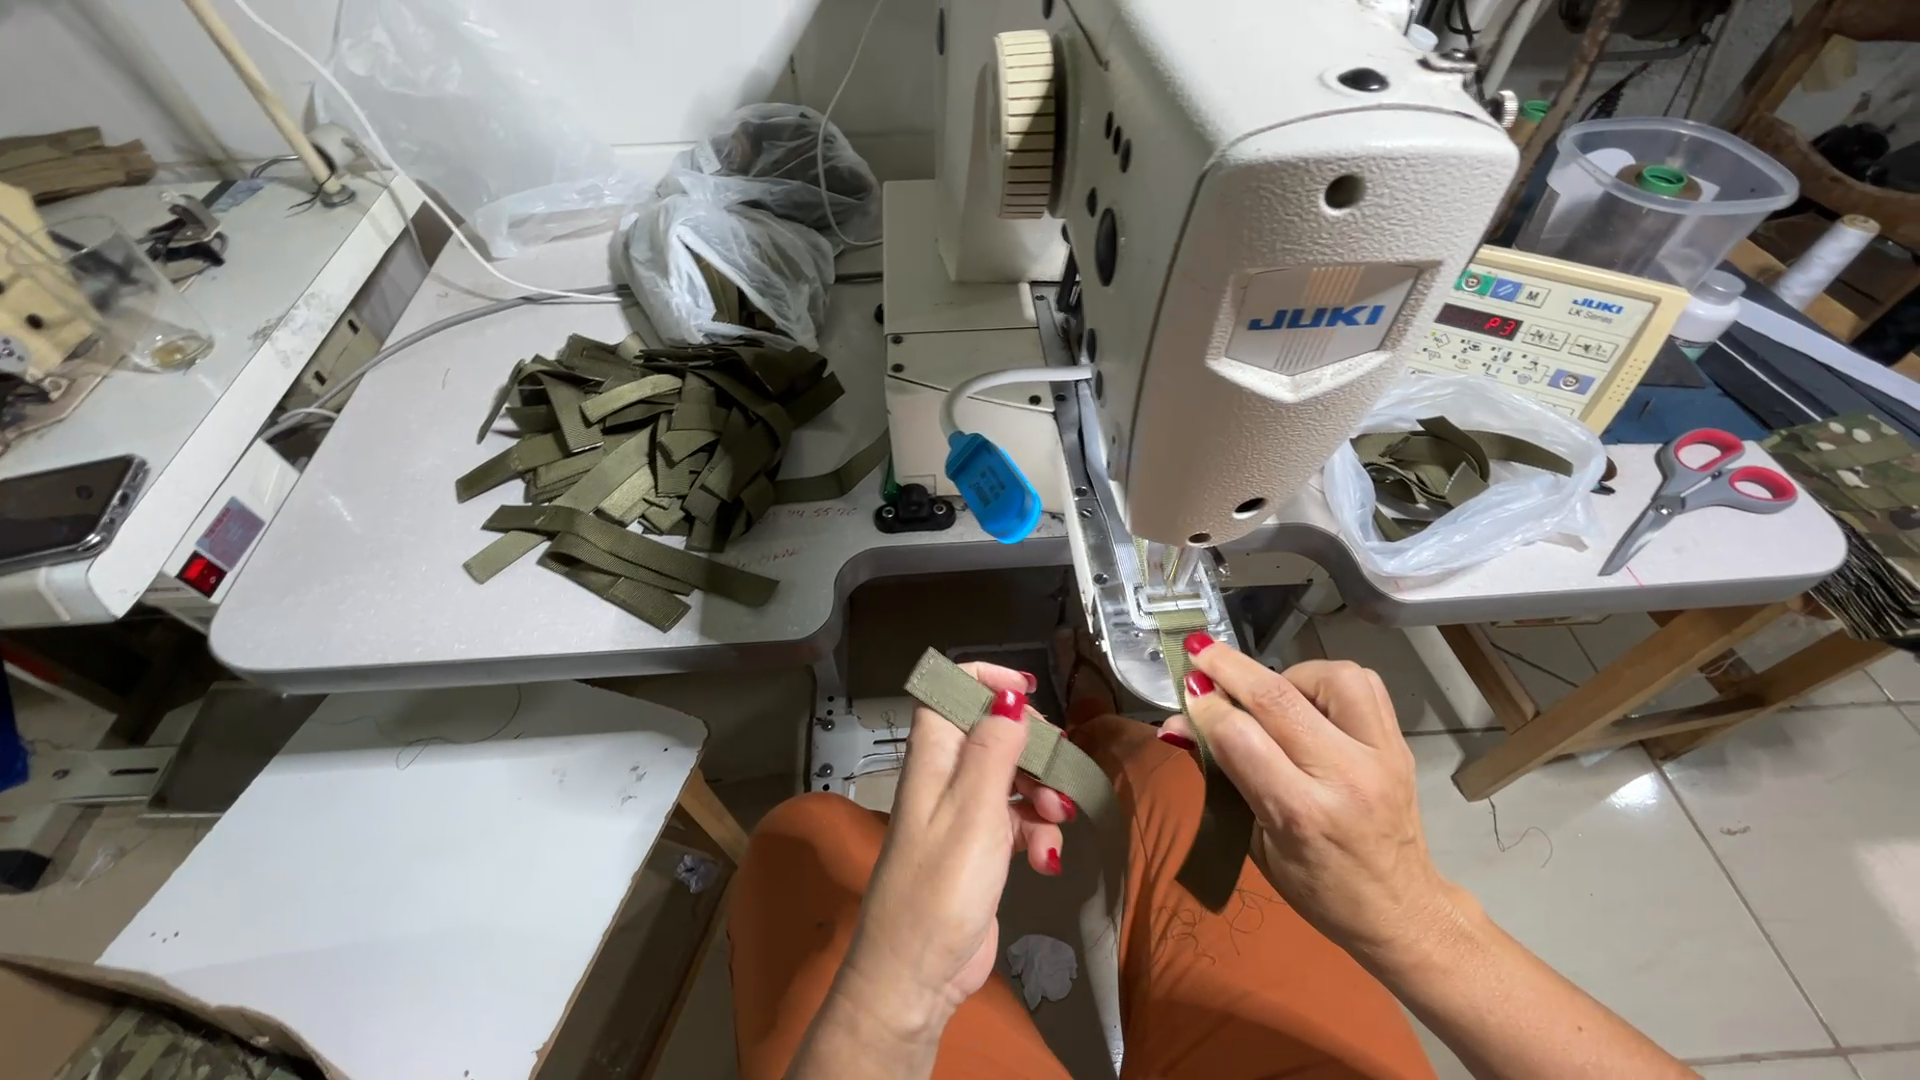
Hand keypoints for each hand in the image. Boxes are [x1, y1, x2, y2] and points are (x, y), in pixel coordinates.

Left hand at [838, 662, 1075, 1036]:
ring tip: (1056, 821)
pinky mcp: (982, 848)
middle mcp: (946, 777)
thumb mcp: (974, 810)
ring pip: (1013, 777)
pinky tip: (1046, 862)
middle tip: (1056, 770)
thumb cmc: (941, 886)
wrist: (919, 974)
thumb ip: (994, 748)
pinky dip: (1036, 834)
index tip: (1030, 692)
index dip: (986, 681)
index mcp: (933, 756)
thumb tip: (1007, 693)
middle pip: (993, 732)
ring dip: (1042, 793)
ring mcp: (964, 813)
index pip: (949, 692)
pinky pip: (1017, 820)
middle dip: (1032, 746)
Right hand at [1162, 638, 1461, 961]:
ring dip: (1286, 672)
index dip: (1206, 706)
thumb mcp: (1255, 842)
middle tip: (1198, 653)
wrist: (1402, 910)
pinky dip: (1324, 679)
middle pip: (1278, 697)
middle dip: (1229, 668)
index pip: (1241, 738)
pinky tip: (1305, 697)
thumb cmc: (1317, 887)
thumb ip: (1222, 777)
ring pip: (1330, 677)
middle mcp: (1345, 777)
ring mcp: (1381, 755)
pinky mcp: (1399, 743)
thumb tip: (1178, 725)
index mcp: (1301, 815)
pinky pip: (1362, 684)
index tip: (1186, 691)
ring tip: (1266, 691)